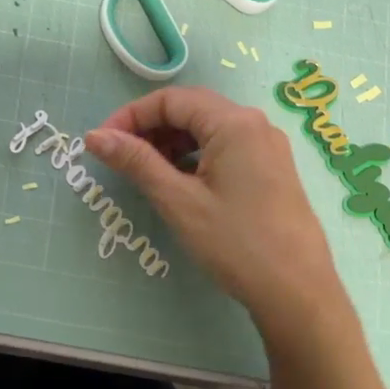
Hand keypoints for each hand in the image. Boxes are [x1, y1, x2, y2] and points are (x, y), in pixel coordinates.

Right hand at [83, 87, 343, 332]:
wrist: (295, 288)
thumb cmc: (234, 242)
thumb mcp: (178, 201)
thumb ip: (136, 162)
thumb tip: (95, 136)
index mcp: (234, 123)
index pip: (171, 99)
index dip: (130, 116)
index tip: (101, 144)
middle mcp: (254, 124)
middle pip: (190, 109)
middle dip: (148, 128)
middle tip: (118, 159)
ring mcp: (266, 147)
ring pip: (207, 129)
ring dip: (169, 143)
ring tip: (144, 174)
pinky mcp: (270, 169)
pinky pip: (224, 147)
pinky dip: (193, 157)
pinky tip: (178, 184)